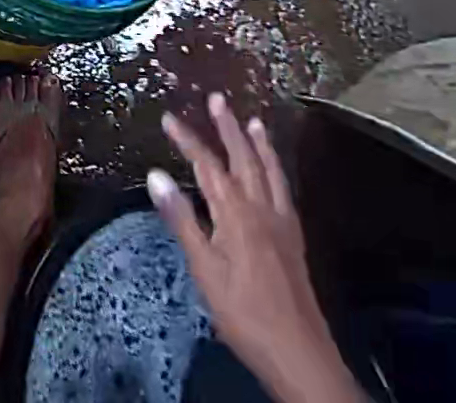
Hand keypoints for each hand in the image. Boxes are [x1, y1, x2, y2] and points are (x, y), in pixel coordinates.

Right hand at [149, 94, 362, 402]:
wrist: (299, 354)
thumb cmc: (242, 310)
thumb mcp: (203, 266)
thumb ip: (181, 219)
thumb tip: (156, 175)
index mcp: (237, 214)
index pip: (207, 167)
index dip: (187, 140)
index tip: (168, 118)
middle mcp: (263, 211)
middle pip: (244, 160)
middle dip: (229, 129)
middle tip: (218, 100)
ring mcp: (283, 225)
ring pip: (270, 174)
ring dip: (259, 145)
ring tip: (254, 122)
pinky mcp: (294, 240)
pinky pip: (284, 191)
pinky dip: (276, 170)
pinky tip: (273, 172)